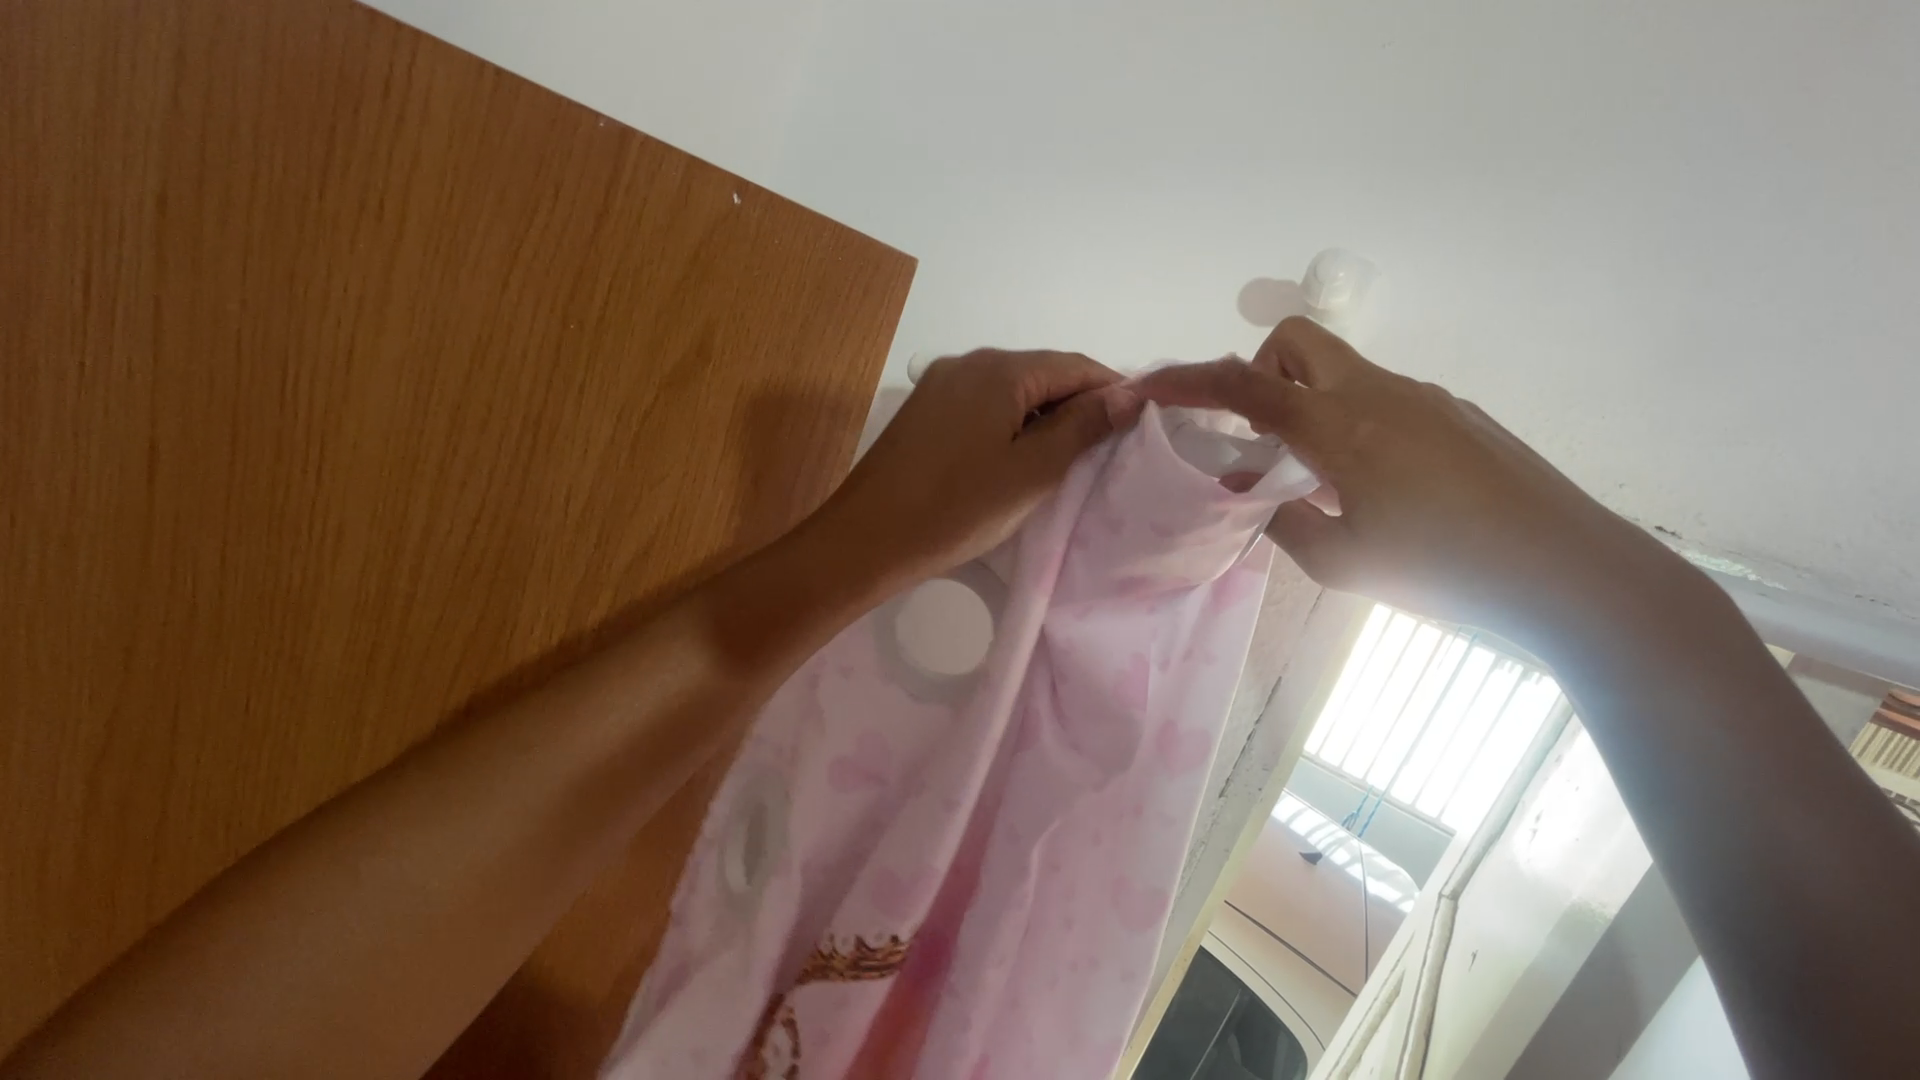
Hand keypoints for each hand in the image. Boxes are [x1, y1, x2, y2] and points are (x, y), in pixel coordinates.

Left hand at [811, 349, 1142, 584]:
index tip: (1139, 427)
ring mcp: (940, 386)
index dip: (1112, 392)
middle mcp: (968, 363)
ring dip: (1043, 419)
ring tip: (1066, 461)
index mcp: (999, 370)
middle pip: (1041, 374)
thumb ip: (1082, 427)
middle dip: (1077, 406)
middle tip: (1104, 451)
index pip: (1075, 365)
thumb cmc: (956, 508)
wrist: (865, 540)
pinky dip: (1010, 426)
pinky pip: (983, 407)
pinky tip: (1018, 459)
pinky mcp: (924, 412)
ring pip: (1011, 392)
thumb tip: (1129, 394)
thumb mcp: (1031, 472)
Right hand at [1137, 317, 1664, 638]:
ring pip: (1339, 370)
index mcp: (1340, 427)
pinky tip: (1375, 488)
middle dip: (1257, 375)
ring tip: (1318, 480)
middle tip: (1258, 438)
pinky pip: (1377, 397)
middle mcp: (1378, 393)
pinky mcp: (1454, 414)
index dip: (1188, 381)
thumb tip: (1249, 487)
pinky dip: (1347, 423)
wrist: (1568, 570)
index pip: (1245, 386)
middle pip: (1295, 341)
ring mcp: (1422, 397)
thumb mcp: (1340, 562)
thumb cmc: (1444, 570)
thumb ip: (1281, 518)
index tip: (1148, 385)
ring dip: (1305, 404)